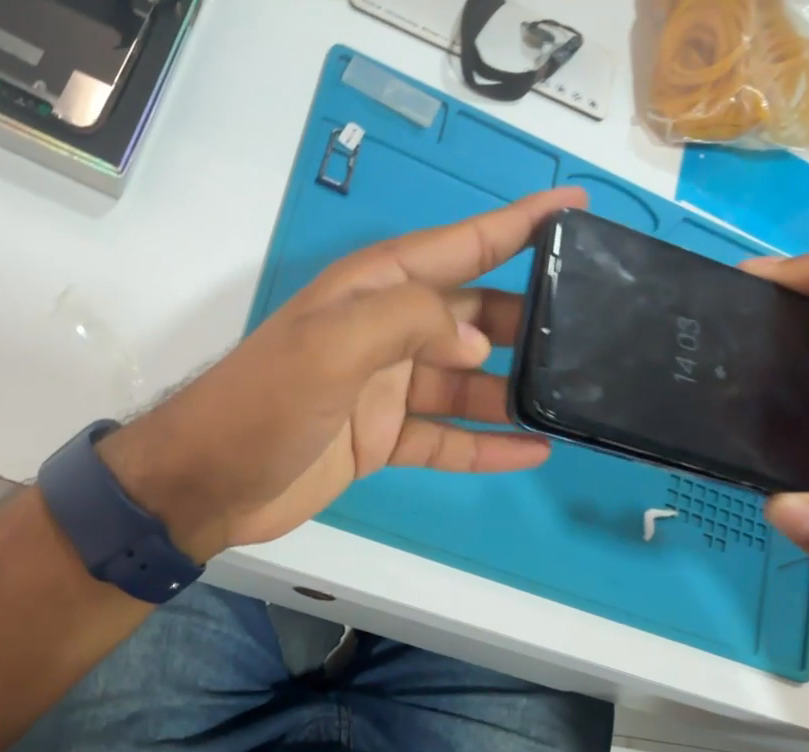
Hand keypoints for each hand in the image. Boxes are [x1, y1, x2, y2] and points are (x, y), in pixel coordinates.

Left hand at [98, 187, 588, 559]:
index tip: (579, 209)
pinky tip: (533, 450)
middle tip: (600, 327)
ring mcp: (383, 390)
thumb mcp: (333, 345)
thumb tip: (479, 337)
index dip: (517, 224)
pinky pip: (445, 438)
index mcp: (371, 291)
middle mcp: (383, 333)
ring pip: (466, 382)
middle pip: (473, 314)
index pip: (458, 246)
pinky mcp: (380, 441)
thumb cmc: (263, 405)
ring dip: (516, 388)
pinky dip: (485, 444)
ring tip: (580, 396)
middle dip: (531, 317)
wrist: (208, 484)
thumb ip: (411, 321)